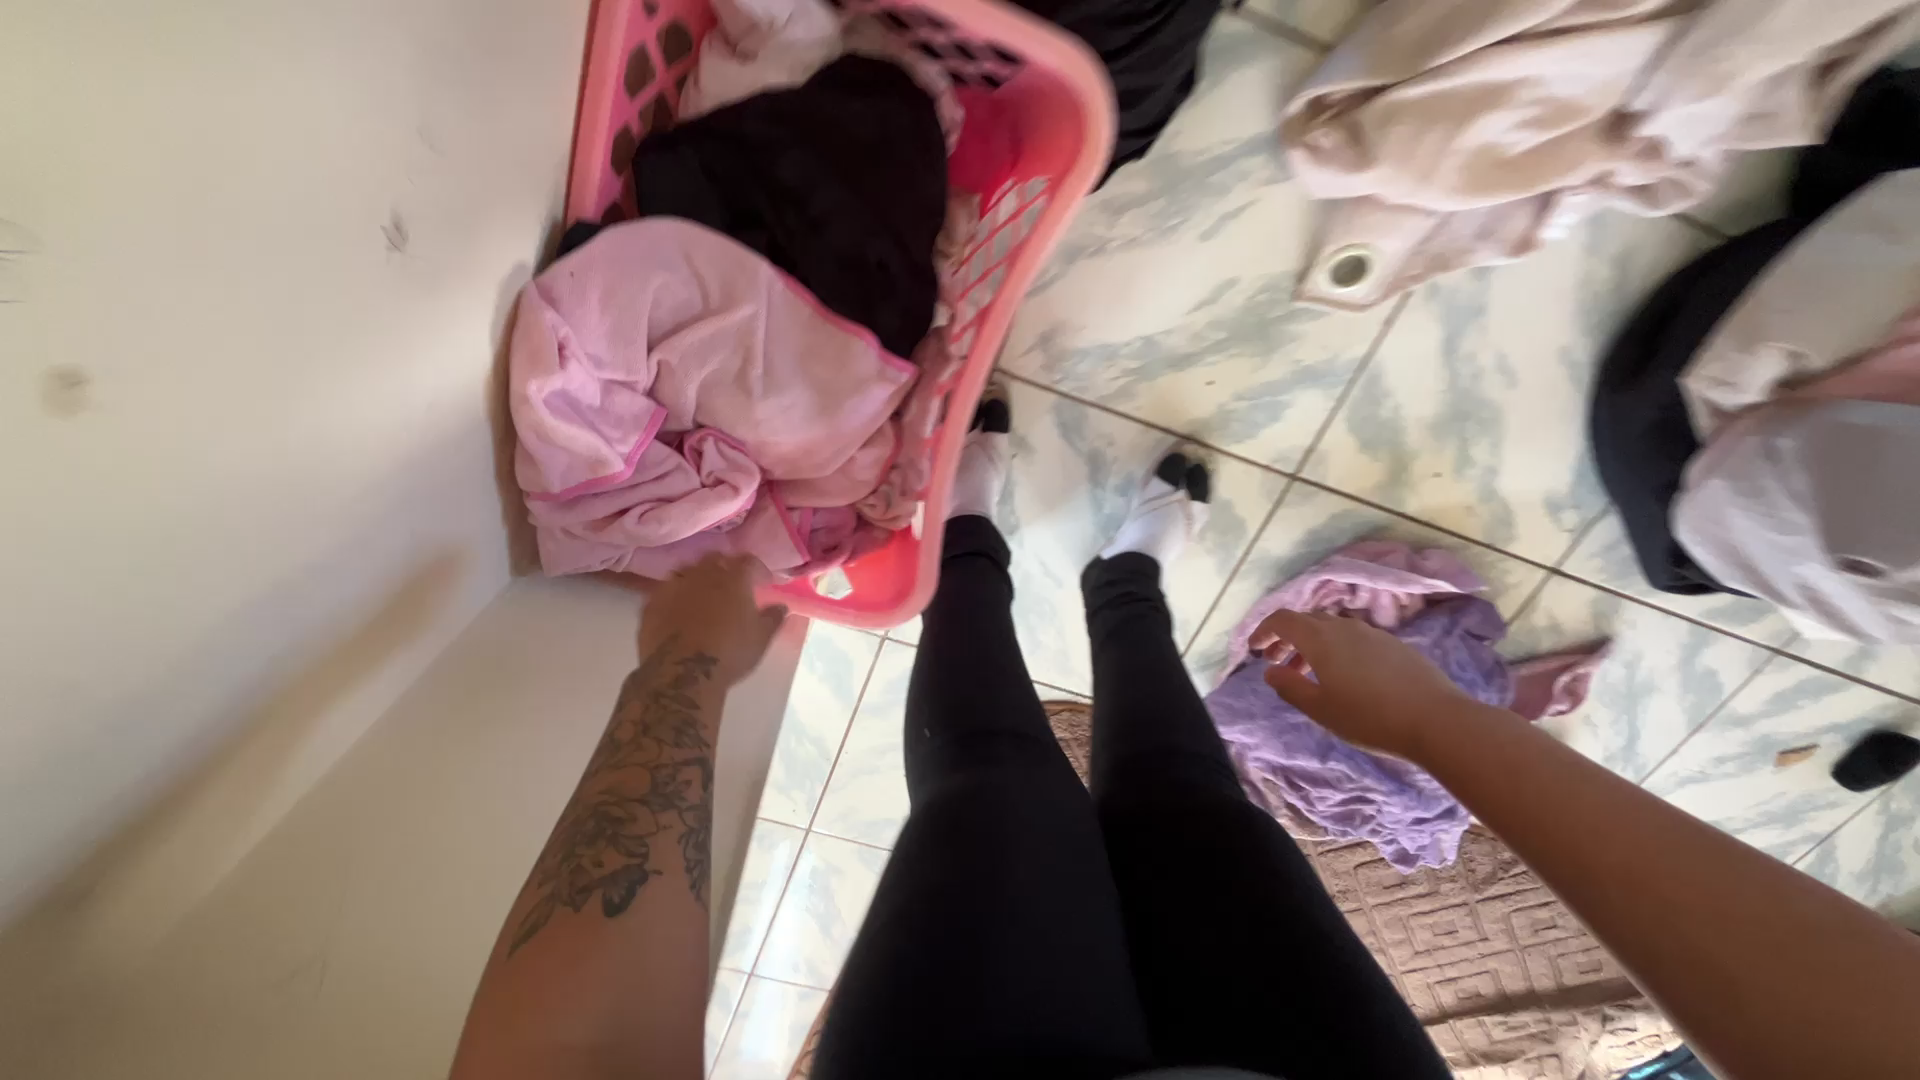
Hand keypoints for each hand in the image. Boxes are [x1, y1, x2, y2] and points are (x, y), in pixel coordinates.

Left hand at [637, 556, 787, 685]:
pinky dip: (676, 594)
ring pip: (688, 571)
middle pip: (715, 559)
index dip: (758, 569)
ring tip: (703, 594)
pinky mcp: (651, 603)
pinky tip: (678, 608)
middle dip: (726, 567)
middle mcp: (703, 574)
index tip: (764, 581)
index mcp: (733, 579)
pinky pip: (666, 590)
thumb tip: (781, 606)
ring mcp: (674, 586)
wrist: (681, 673)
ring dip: (698, 577)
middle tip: (733, 584)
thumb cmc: (729, 653)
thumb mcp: (761, 639)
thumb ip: (773, 618)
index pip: (748, 561)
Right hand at [1246, 610, 1480, 760]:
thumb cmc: (1369, 717)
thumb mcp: (1320, 708)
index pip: (1282, 620)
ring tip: (1310, 673)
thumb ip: (1290, 686)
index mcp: (1320, 638)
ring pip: (1332, 629)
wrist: (1438, 721)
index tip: (1254, 649)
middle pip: (1307, 621)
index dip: (1264, 631)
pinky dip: (1337, 649)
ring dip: (1313, 645)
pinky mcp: (1395, 646)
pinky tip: (1347, 677)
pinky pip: (1354, 638)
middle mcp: (1344, 627)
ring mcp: (1373, 634)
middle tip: (1277, 662)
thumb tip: (1270, 670)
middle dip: (1286, 638)